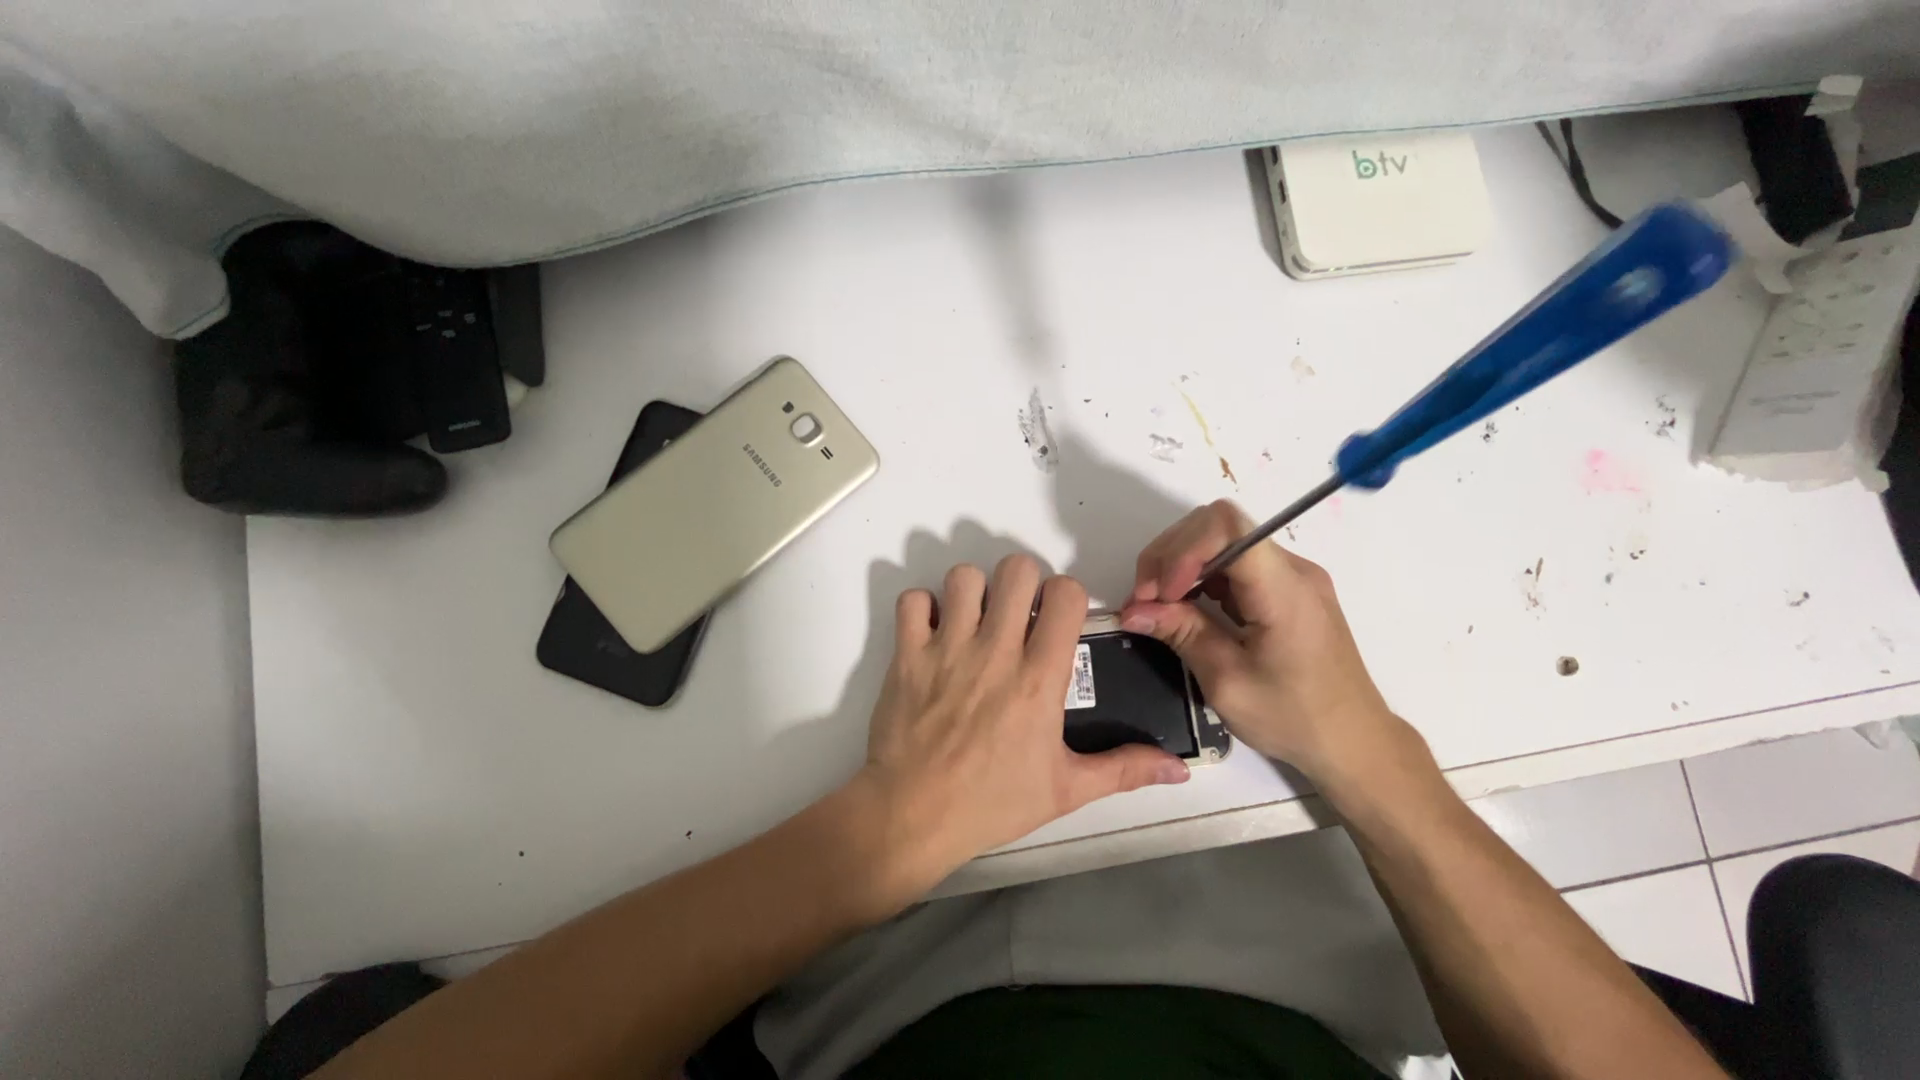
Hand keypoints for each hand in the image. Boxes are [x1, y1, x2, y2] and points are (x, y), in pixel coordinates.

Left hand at [855, 555, 1190, 896]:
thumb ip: (1125, 770)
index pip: (1064, 594)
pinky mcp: (906, 655)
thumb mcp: (1067, 790)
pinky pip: (912, 600)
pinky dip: (923, 608)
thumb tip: (1181, 771)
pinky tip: (934, 632)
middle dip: (1024, 583)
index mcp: (1039, 677)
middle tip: (1019, 615)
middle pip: (1016, 569)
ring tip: (976, 621)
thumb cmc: (993, 803)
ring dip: (974, 591)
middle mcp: (994, 650)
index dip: (1066, 597)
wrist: (914, 816)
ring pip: (964, 577)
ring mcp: (946, 648)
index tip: (1059, 621)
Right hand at [1118, 500, 1414, 781]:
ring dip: (1181, 566)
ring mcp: (1292, 576)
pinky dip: (1200, 578)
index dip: (1182, 549)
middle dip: (1171, 556)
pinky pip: (1235, 563)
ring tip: (1157, 607)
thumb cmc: (1293, 718)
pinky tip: (1184, 610)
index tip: (1159, 593)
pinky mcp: (1287, 589)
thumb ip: (1181, 634)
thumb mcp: (1227, 682)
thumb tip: (1131, 610)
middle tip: (1144, 601)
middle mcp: (1293, 569)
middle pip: (1218, 526)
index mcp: (1284, 590)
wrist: (1352, 741)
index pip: (1227, 526)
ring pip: (1222, 540)